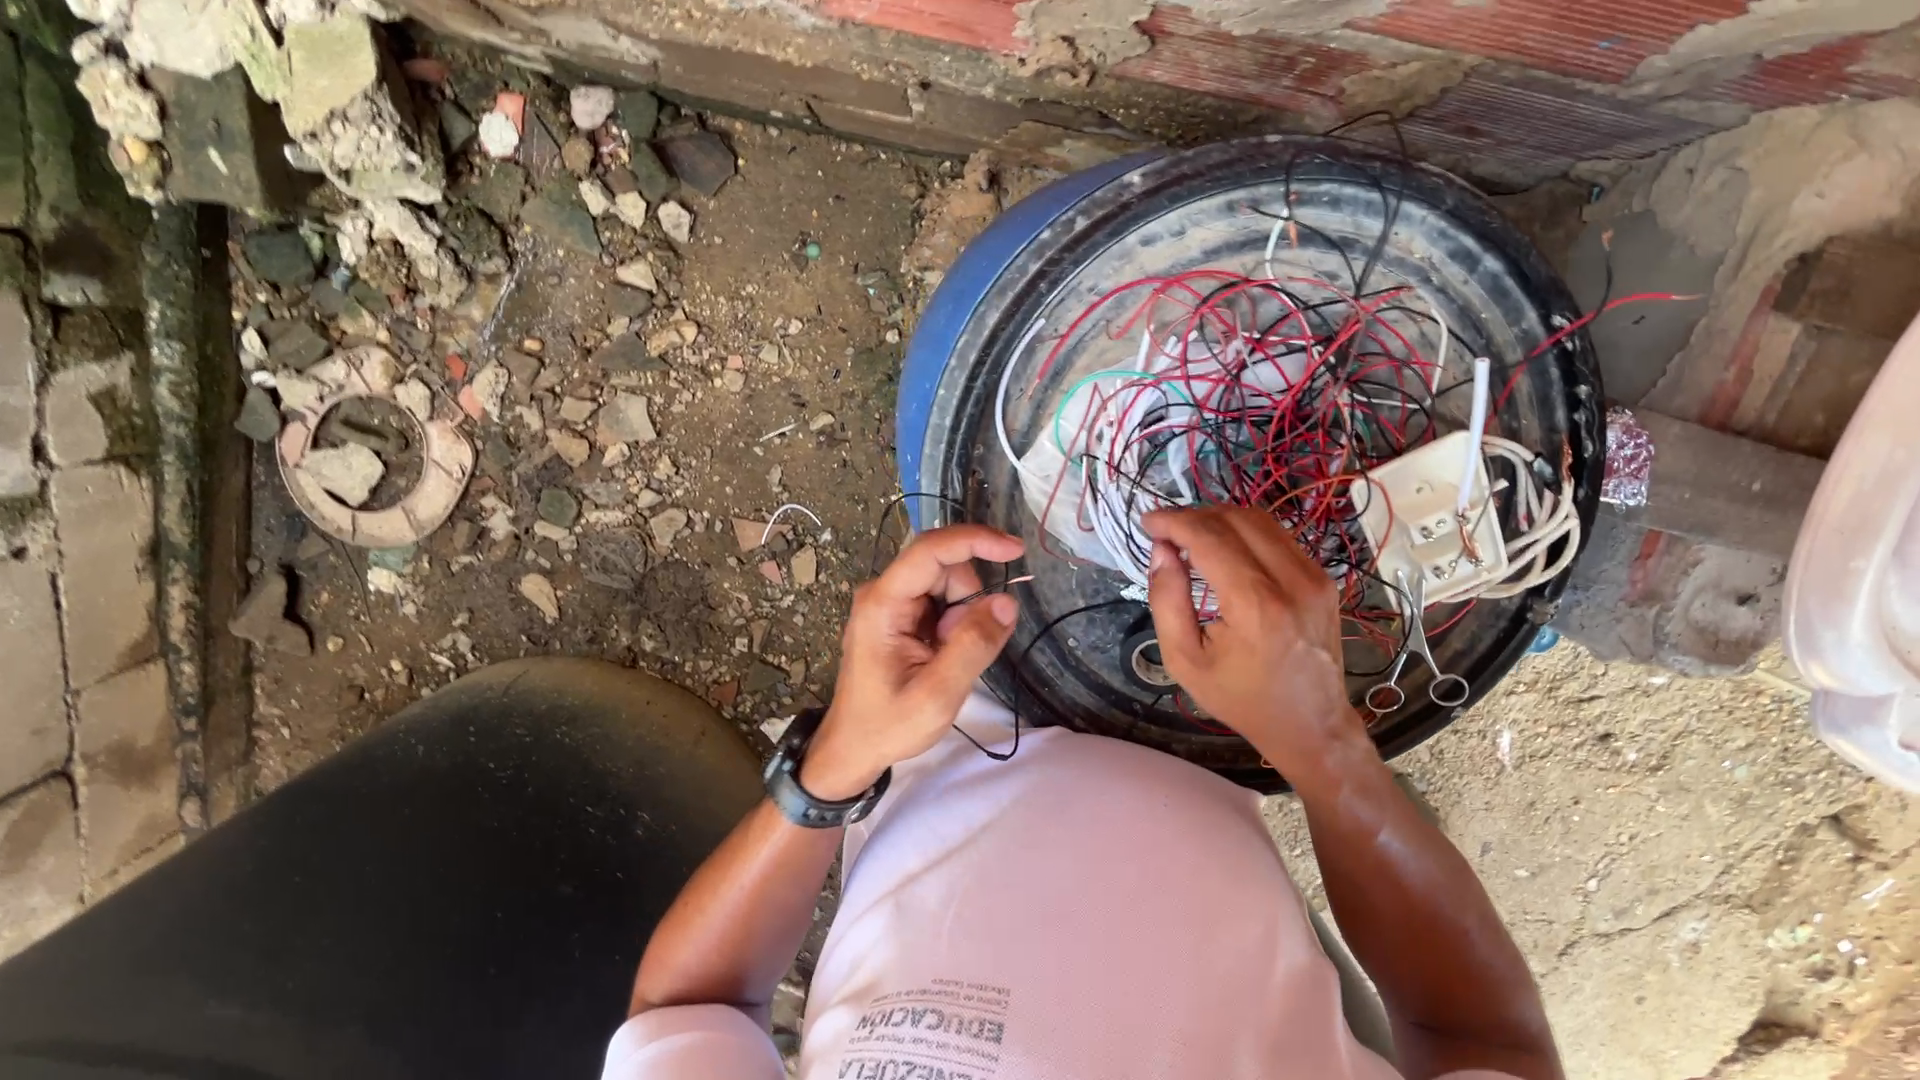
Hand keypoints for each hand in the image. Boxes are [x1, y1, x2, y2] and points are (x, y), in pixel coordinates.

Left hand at [802, 525, 1023, 800]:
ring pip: (947, 584)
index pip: (931, 550)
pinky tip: (941, 656)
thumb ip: (973, 646)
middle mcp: (883, 592)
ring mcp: (891, 603)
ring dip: (962, 615)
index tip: (1016, 550)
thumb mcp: (938, 694)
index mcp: (883, 603)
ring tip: (945, 658)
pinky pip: (941, 602)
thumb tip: (1008, 601)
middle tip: (959, 649)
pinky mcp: (900, 616)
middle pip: (944, 567)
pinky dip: (954, 625)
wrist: (853, 748)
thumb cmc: (888, 725)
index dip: (975, 540)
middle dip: (968, 599)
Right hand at [1143, 507, 1367, 780]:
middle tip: (1166, 531)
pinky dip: (1245, 533)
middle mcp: (1291, 581)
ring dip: (1220, 520)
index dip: (1173, 521)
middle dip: (1194, 516)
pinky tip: (1225, 550)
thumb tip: (1161, 550)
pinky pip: (1279, 537)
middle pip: (1235, 519)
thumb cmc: (1240, 698)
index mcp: (1254, 605)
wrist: (1309, 724)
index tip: (1147, 521)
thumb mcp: (1184, 660)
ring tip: (1191, 536)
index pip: (1209, 537)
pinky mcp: (1324, 579)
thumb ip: (1166, 600)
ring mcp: (1315, 577)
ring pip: (1260, 521)